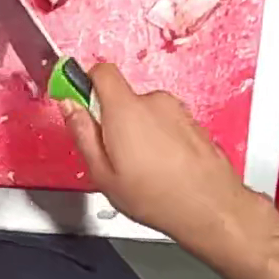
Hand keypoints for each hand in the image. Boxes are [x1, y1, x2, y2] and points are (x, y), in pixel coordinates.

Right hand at [63, 62, 278, 275]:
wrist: (209, 207)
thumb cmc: (156, 195)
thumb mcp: (102, 172)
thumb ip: (82, 133)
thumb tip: (69, 107)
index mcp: (125, 110)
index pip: (101, 72)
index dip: (85, 83)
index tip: (75, 101)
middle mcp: (153, 102)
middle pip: (120, 97)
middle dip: (109, 120)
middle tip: (108, 155)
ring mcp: (175, 110)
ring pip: (141, 113)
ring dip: (133, 132)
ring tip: (135, 167)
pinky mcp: (190, 121)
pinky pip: (161, 123)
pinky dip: (154, 139)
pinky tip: (156, 168)